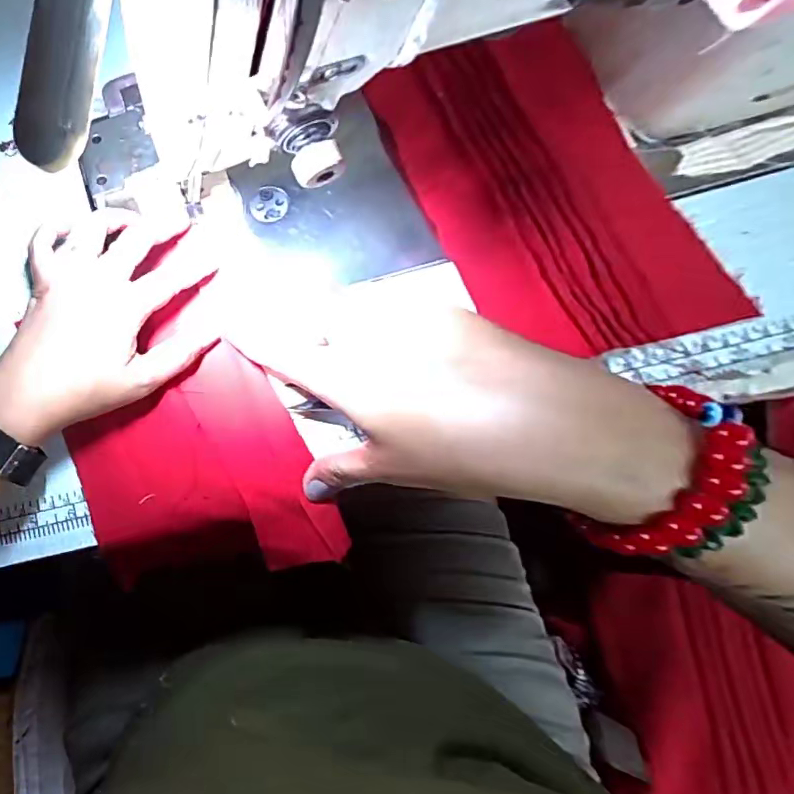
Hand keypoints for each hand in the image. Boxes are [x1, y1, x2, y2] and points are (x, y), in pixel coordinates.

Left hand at [0, 207, 218, 443]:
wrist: (25, 395)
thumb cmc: (83, 391)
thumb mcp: (140, 382)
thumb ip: (178, 355)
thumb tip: (212, 332)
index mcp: (125, 305)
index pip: (171, 278)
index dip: (198, 265)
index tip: (216, 255)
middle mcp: (97, 279)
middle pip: (136, 237)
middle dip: (164, 224)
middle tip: (182, 219)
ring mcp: (66, 274)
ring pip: (92, 226)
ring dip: (115, 216)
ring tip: (131, 220)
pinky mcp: (42, 279)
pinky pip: (43, 240)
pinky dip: (55, 226)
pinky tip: (69, 225)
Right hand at [227, 293, 697, 522]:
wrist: (563, 422)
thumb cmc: (468, 455)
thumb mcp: (401, 468)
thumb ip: (346, 468)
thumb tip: (308, 485)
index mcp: (352, 380)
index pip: (287, 354)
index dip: (254, 337)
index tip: (230, 318)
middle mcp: (373, 336)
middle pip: (320, 322)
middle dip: (312, 337)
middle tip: (330, 374)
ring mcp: (412, 315)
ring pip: (359, 311)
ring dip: (350, 329)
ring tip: (378, 366)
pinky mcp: (448, 307)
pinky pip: (398, 309)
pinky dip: (389, 325)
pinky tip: (421, 358)